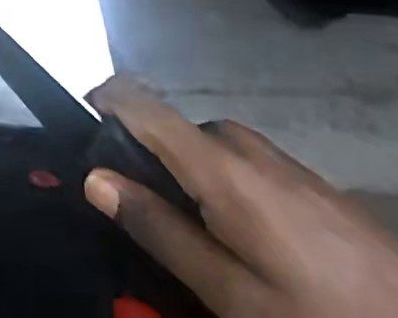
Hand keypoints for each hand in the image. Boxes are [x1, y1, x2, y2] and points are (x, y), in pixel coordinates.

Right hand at [84, 76, 397, 317]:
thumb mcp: (231, 295)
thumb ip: (159, 230)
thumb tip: (96, 179)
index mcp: (221, 166)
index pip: (141, 102)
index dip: (103, 101)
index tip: (85, 131)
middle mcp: (248, 147)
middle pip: (174, 128)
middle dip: (150, 161)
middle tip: (150, 223)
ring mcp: (285, 161)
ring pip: (210, 148)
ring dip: (189, 177)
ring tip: (203, 242)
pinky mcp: (312, 182)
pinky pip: (246, 164)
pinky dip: (224, 186)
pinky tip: (252, 246)